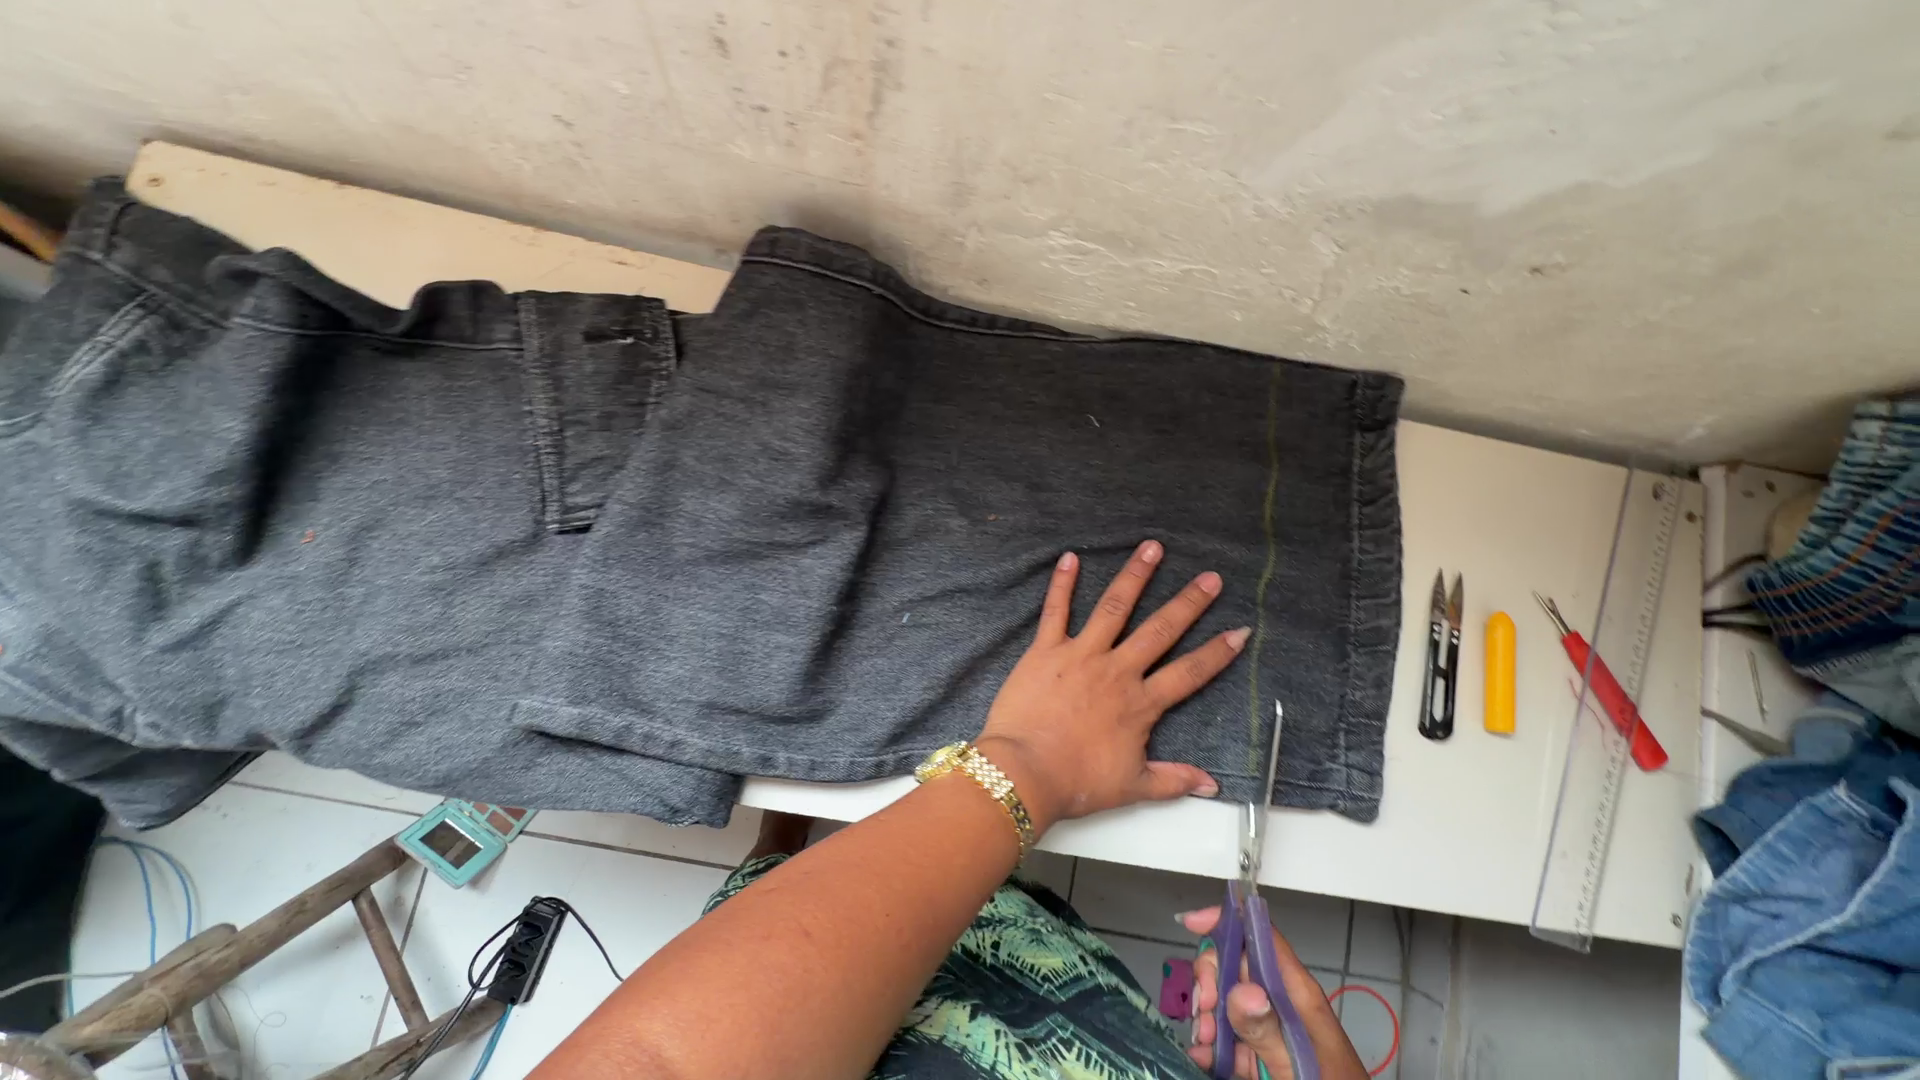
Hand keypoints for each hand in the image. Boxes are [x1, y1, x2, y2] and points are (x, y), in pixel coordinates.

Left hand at [974, 540, 1247, 833]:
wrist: (1024, 773)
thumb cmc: (1076, 782)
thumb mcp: (1132, 787)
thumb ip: (1173, 781)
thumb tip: (1212, 785)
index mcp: (1140, 703)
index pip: (1189, 673)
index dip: (1217, 653)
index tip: (1240, 630)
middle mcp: (1117, 671)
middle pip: (1160, 630)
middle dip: (1188, 602)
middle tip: (1210, 577)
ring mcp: (1081, 655)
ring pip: (1114, 608)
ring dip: (1135, 576)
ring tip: (1152, 548)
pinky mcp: (1045, 650)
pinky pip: (1056, 610)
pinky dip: (1062, 583)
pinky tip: (1070, 557)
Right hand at [1178, 907, 1369, 1079]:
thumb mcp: (1297, 1064)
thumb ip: (1266, 1029)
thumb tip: (1240, 989)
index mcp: (1295, 992)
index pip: (1260, 937)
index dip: (1226, 921)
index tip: (1191, 923)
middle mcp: (1280, 1001)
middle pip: (1234, 965)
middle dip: (1209, 980)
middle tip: (1203, 1009)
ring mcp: (1269, 1027)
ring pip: (1225, 1000)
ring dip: (1206, 1016)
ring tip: (1203, 1042)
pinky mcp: (1261, 1053)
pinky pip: (1227, 1035)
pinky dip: (1210, 1044)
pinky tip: (1202, 1056)